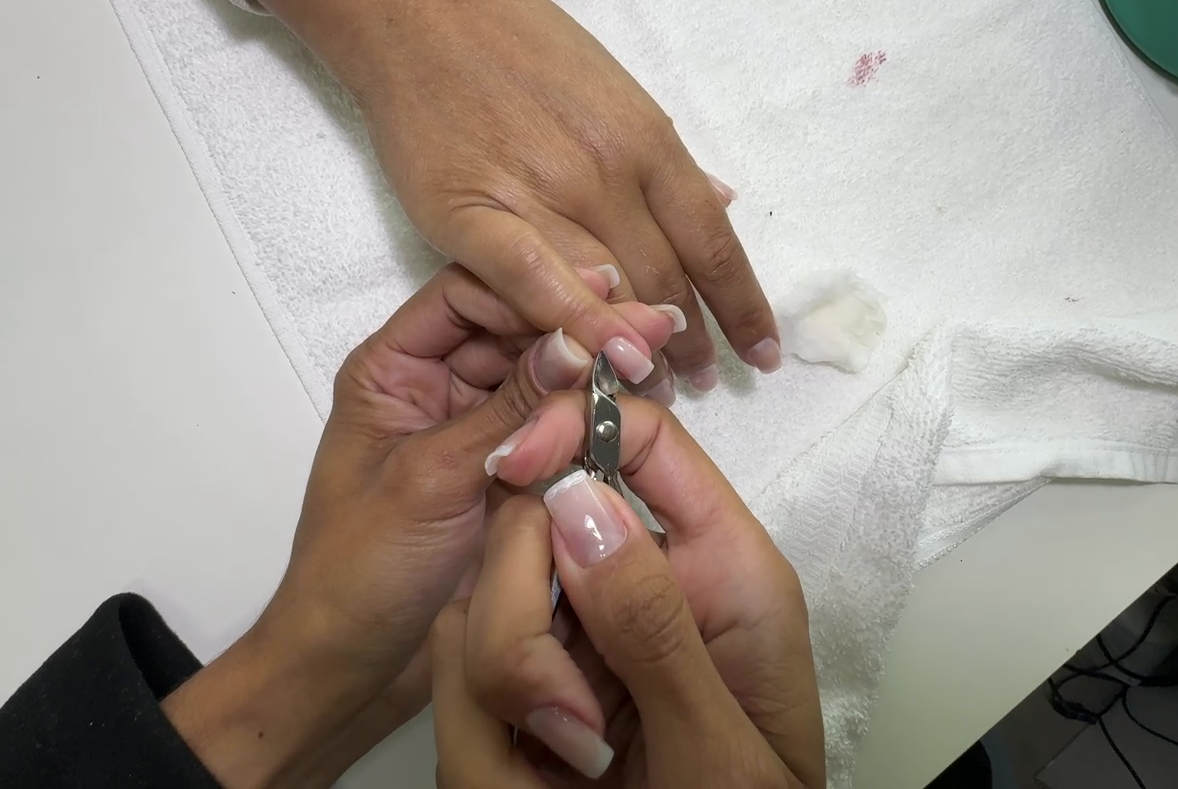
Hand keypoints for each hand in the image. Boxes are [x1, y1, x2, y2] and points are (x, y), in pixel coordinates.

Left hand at [160, 265, 678, 788]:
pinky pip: (551, 414)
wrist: (353, 670)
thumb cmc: (362, 573)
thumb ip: (507, 409)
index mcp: (395, 365)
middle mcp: (436, 377)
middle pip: (512, 324)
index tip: (603, 303)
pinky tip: (636, 393)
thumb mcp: (433, 480)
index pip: (470, 294)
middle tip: (650, 322)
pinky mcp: (505, 457)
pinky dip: (590, 406)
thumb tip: (579, 341)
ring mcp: (473, 417)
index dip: (534, 289)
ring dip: (592, 360)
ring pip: (539, 366)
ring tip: (657, 348)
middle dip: (578, 322)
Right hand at [229, 0, 781, 395]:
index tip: (762, 353)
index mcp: (647, 139)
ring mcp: (543, 192)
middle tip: (700, 384)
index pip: (714, 242)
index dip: (743, 307)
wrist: (420, 11)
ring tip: (656, 392)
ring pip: (612, 292)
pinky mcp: (473, 213)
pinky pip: (534, 283)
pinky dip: (578, 329)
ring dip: (641, 351)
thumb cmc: (521, 44)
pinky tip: (606, 367)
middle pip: (668, 278)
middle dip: (689, 342)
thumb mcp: (614, 87)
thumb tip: (723, 201)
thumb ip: (665, 157)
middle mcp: (608, 172)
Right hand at [430, 393, 824, 785]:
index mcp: (713, 566)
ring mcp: (573, 630)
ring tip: (570, 767)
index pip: (645, 439)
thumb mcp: (722, 753)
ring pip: (481, 595)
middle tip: (570, 718)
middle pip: (536, 515)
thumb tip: (578, 497)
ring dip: (506, 688)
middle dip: (523, 609)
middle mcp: (635, 580)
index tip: (511, 462)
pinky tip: (538, 786)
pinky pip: (456, 669)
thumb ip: (655, 625)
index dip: (577, 424)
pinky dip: (479, 736)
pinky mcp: (523, 683)